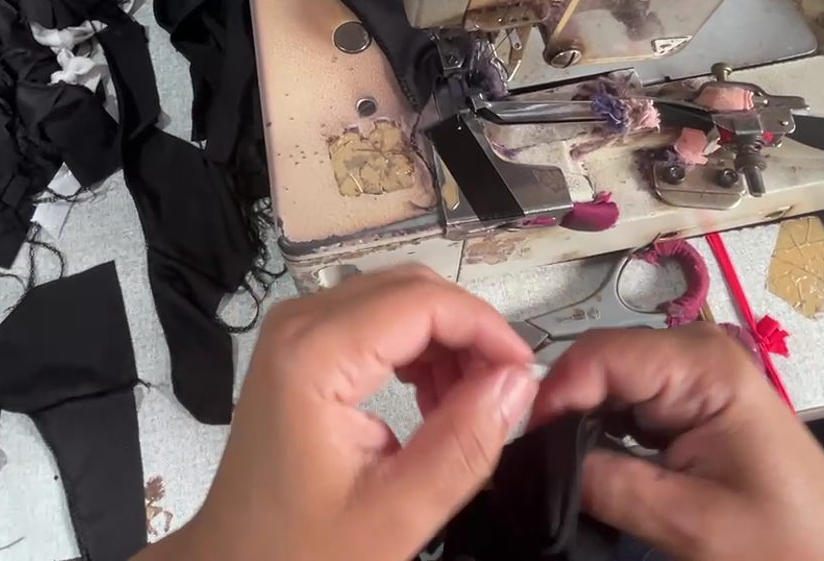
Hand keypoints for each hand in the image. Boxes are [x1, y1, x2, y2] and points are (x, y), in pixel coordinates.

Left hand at [143, 266, 537, 560]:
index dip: (484, 327)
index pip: (421, 302)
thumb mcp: (394, 515)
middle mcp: (301, 320)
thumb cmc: (299, 551)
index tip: (525, 371)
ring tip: (468, 404)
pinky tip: (433, 397)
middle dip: (467, 332)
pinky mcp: (302, 340)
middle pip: (410, 289)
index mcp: (314, 353)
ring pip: (397, 297)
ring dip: (444, 340)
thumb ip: (464, 446)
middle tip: (502, 391)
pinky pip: (376, 317)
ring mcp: (298, 325)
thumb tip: (518, 381)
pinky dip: (416, 347)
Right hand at [532, 326, 823, 560]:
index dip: (557, 392)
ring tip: (554, 464)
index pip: (602, 354)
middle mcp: (691, 352)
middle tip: (534, 460)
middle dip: (564, 407)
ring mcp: (689, 374)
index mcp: (701, 364)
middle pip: (600, 362)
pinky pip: (624, 402)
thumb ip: (611, 484)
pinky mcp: (685, 399)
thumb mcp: (695, 523)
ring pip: (606, 381)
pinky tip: (588, 461)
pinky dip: (600, 430)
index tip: (526, 443)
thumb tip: (537, 460)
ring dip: (579, 420)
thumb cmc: (787, 547)